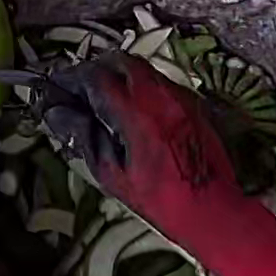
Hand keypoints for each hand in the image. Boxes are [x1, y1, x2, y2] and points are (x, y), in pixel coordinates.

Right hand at [43, 51, 275, 275]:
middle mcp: (160, 97)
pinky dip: (138, 85)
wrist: (218, 215)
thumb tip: (57, 111)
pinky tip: (132, 107)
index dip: (70, 77)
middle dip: (93, 69)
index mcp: (136, 115)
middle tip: (78, 87)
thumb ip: (83, 135)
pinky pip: (158, 81)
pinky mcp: (193, 104)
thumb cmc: (162, 202)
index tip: (56, 85)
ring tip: (103, 97)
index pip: (95, 77)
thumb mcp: (112, 174)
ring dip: (116, 74)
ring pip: (140, 68)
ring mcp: (180, 98)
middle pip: (118, 61)